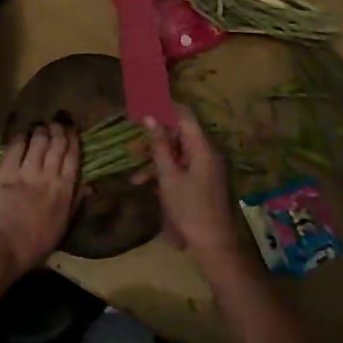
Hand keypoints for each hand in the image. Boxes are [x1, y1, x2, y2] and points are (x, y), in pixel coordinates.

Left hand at [0, 119, 80, 274]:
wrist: (3, 245)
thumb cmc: (35, 243)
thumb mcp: (64, 226)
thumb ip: (76, 203)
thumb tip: (90, 185)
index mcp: (65, 191)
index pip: (73, 158)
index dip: (73, 140)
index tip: (73, 130)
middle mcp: (48, 177)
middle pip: (56, 146)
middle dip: (58, 130)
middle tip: (57, 122)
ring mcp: (26, 173)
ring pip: (37, 143)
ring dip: (40, 131)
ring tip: (41, 125)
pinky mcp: (5, 172)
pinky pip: (15, 149)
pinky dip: (20, 139)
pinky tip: (21, 134)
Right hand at [144, 107, 239, 261]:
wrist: (212, 244)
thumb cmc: (189, 207)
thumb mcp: (168, 175)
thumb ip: (159, 145)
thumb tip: (150, 116)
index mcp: (202, 149)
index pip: (184, 115)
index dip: (163, 104)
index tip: (141, 99)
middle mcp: (206, 153)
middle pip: (179, 131)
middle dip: (154, 130)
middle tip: (130, 126)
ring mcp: (204, 168)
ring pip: (175, 149)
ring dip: (153, 152)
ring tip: (130, 158)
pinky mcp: (200, 180)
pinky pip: (178, 165)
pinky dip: (160, 168)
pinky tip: (141, 180)